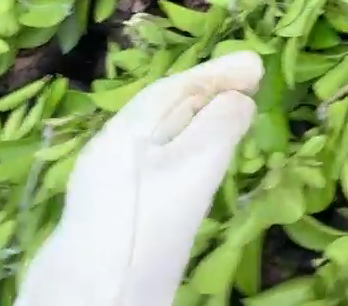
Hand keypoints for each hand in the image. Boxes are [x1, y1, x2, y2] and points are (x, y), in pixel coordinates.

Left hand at [14, 50, 263, 305]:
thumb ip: (217, 128)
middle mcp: (111, 145)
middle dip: (208, 89)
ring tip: (231, 111)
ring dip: (197, 116)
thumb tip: (240, 97)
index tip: (257, 65)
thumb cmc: (146, 228)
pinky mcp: (111, 209)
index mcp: (127, 128)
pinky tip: (195, 156)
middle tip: (250, 81)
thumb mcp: (190, 171)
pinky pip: (154, 156)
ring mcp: (106, 179)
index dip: (219, 72)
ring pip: (159, 132)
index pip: (177, 86)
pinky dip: (183, 143)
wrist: (90, 302)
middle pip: (166, 105)